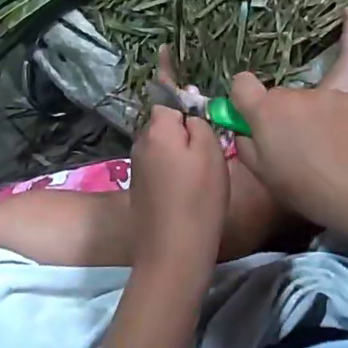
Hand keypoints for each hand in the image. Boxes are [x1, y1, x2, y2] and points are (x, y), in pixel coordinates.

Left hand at [129, 106, 229, 274]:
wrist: (174, 250)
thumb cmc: (198, 197)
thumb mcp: (210, 151)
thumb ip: (198, 123)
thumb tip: (189, 112)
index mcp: (157, 129)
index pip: (168, 98)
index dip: (186, 100)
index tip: (202, 109)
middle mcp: (141, 142)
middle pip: (164, 122)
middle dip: (183, 128)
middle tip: (210, 145)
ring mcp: (137, 165)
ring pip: (162, 144)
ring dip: (178, 149)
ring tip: (203, 170)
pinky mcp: (139, 186)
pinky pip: (158, 164)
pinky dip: (172, 168)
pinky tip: (188, 186)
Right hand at [229, 73, 347, 228]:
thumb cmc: (309, 190)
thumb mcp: (265, 177)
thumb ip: (248, 147)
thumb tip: (246, 132)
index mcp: (265, 111)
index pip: (241, 83)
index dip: (243, 97)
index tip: (250, 118)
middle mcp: (292, 95)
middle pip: (278, 97)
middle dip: (281, 116)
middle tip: (293, 148)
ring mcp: (325, 95)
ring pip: (307, 101)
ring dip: (309, 118)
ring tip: (325, 151)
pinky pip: (333, 105)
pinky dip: (334, 120)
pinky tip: (345, 146)